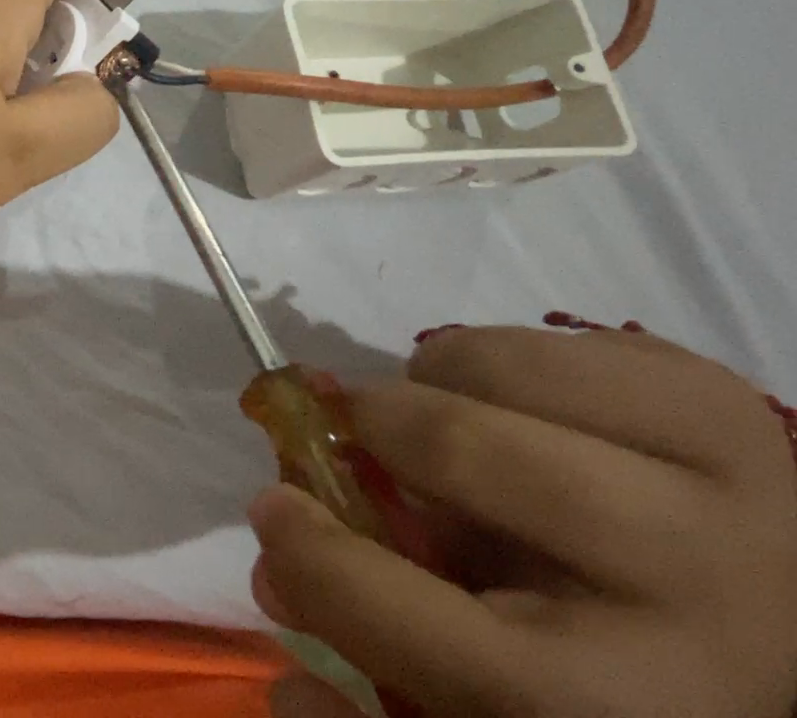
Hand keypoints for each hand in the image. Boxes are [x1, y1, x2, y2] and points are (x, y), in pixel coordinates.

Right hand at [251, 326, 796, 717]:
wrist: (764, 620)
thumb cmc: (596, 664)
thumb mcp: (479, 687)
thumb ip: (362, 624)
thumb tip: (271, 550)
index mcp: (600, 699)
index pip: (386, 601)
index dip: (302, 547)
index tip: (274, 507)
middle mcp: (688, 590)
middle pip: (454, 447)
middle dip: (373, 428)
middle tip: (357, 437)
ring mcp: (736, 484)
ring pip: (506, 368)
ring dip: (437, 380)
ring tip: (451, 419)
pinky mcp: (739, 408)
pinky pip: (563, 337)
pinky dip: (505, 360)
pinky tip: (529, 415)